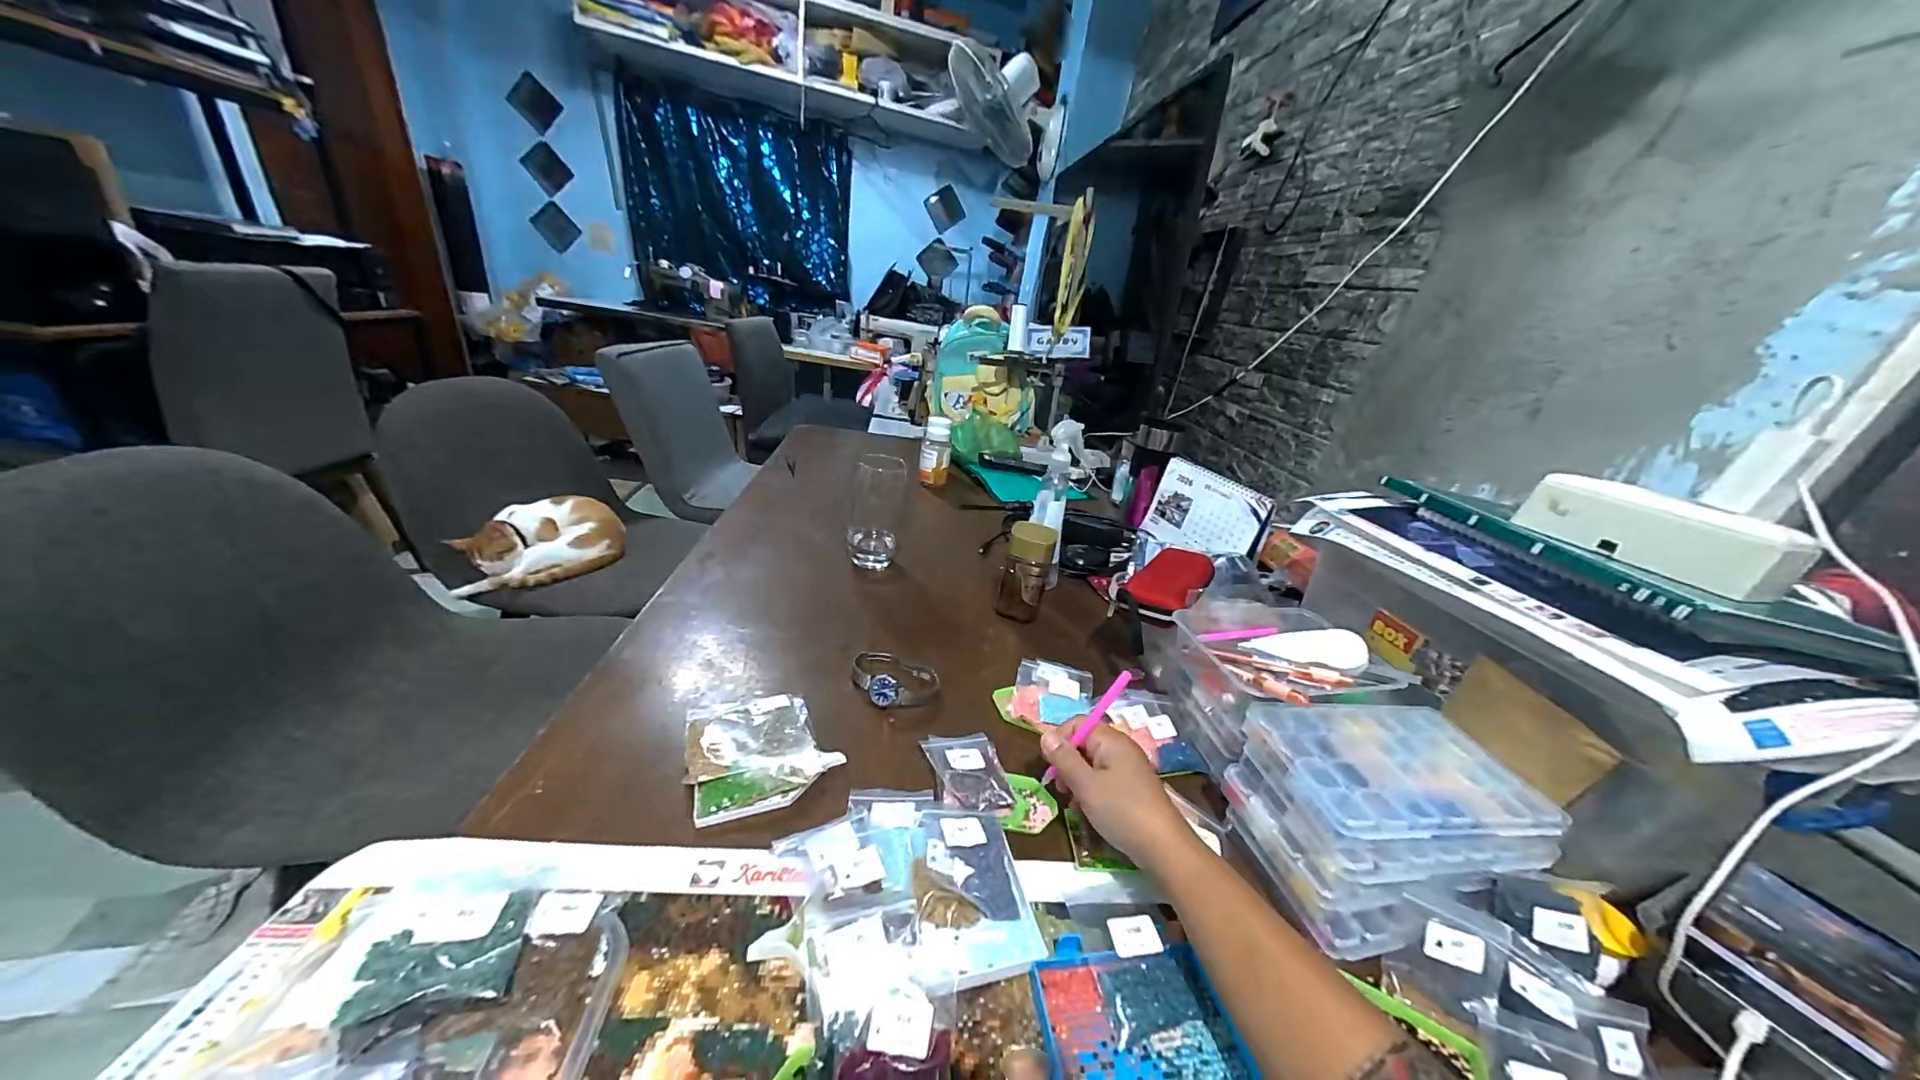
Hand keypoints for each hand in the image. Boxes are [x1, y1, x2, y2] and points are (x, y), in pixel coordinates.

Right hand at [1041, 724, 1210, 875]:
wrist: (1163, 846)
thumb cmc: (1121, 810)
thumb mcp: (1085, 784)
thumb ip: (1064, 759)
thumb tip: (1045, 734)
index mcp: (1111, 740)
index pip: (1077, 723)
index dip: (1060, 739)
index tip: (1051, 766)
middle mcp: (1121, 749)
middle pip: (1084, 744)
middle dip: (1067, 763)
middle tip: (1061, 788)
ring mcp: (1129, 769)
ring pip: (1092, 765)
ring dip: (1078, 781)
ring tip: (1074, 804)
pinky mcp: (1132, 788)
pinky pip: (1104, 780)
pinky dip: (1092, 792)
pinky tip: (1089, 812)